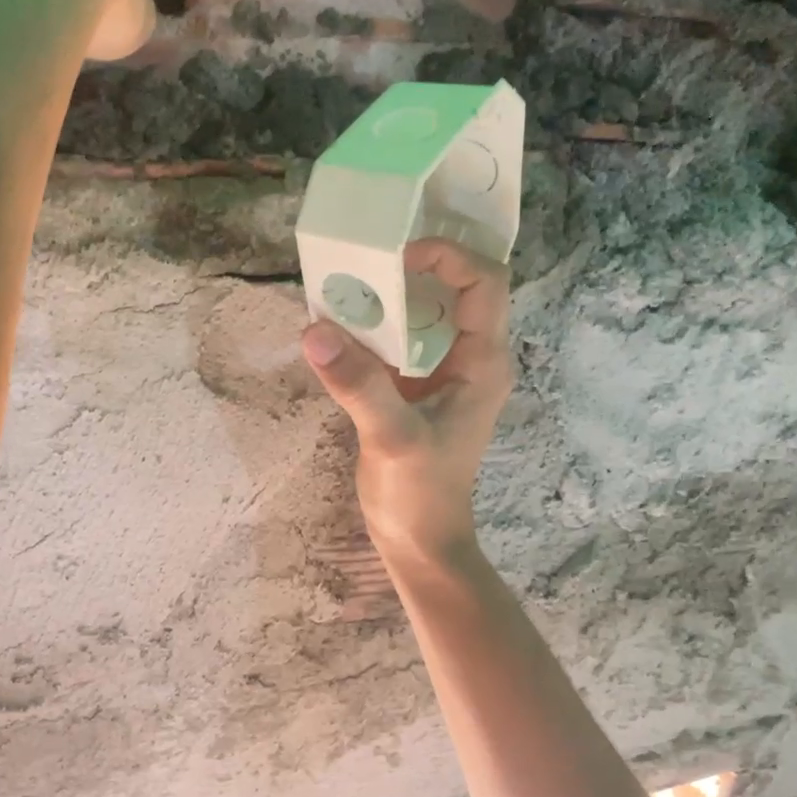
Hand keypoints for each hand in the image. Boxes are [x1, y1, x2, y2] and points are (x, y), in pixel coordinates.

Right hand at [302, 238, 514, 571]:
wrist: (419, 543)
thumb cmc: (420, 493)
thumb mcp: (391, 437)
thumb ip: (358, 384)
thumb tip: (313, 330)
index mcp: (483, 362)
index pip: (483, 284)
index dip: (448, 257)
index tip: (397, 255)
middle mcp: (469, 358)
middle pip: (456, 289)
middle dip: (417, 266)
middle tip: (369, 253)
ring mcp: (441, 373)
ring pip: (424, 313)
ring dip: (390, 293)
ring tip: (347, 278)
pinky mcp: (413, 388)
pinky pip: (397, 340)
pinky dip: (372, 324)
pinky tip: (338, 322)